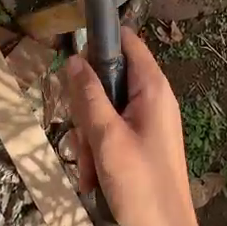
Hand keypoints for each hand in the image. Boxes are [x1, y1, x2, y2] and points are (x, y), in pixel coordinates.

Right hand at [66, 30, 199, 225]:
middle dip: (88, 109)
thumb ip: (89, 96)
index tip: (75, 67)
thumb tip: (74, 58)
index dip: (99, 45)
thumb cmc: (141, 185)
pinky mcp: (143, 143)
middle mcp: (153, 97)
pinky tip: (94, 178)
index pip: (126, 40)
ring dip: (90, 138)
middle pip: (109, 79)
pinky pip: (113, 132)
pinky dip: (100, 152)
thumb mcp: (108, 139)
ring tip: (90, 168)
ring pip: (106, 110)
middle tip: (84, 138)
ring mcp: (149, 121)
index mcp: (152, 87)